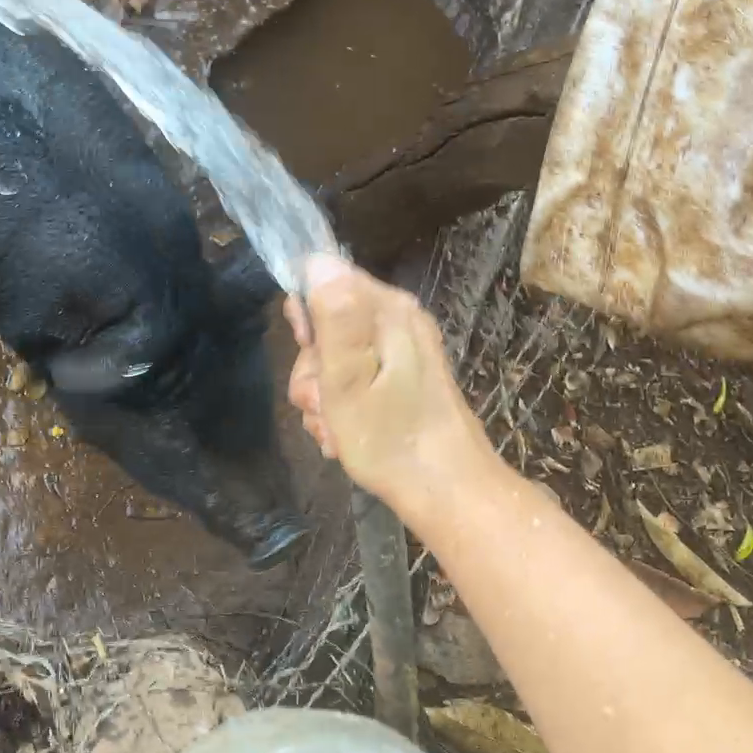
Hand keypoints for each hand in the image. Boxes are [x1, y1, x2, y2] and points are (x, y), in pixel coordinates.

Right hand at [285, 254, 496, 503]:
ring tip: (334, 427)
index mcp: (388, 311)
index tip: (306, 352)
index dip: (305, 315)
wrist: (448, 493)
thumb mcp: (348, 380)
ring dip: (321, 395)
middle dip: (312, 368)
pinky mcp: (400, 376)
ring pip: (331, 357)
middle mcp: (396, 320)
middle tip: (323, 403)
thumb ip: (333, 319)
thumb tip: (317, 259)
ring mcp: (399, 350)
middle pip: (324, 323)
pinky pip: (350, 377)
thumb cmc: (391, 439)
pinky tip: (343, 434)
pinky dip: (339, 406)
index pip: (324, 278)